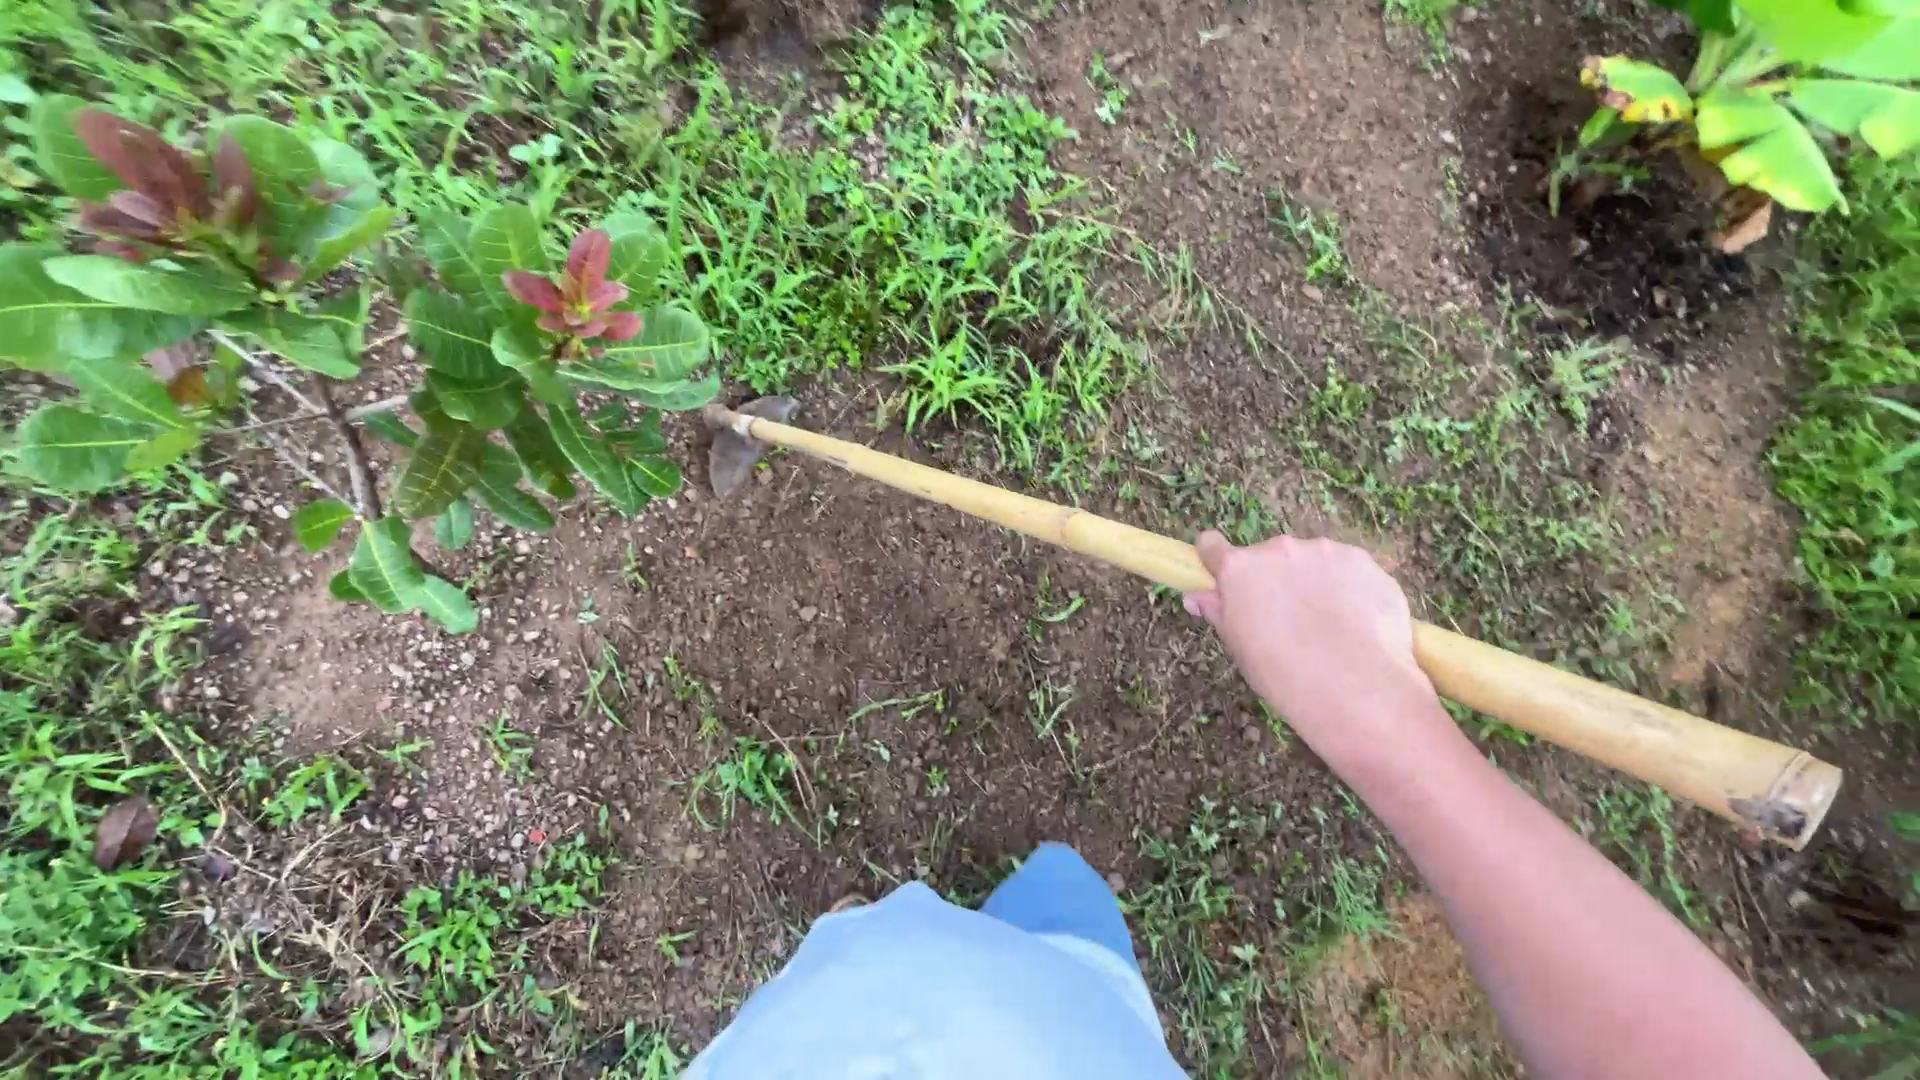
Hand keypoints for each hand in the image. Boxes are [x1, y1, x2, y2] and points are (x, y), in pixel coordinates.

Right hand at [1183, 531, 1457, 771]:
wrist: (1356, 686)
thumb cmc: (1284, 673)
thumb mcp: (1240, 647)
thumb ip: (1219, 612)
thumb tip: (1198, 597)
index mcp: (1239, 569)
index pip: (1211, 546)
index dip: (1216, 562)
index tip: (1223, 580)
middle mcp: (1278, 549)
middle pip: (1268, 557)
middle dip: (1274, 579)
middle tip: (1286, 620)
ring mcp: (1324, 551)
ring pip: (1311, 561)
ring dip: (1312, 581)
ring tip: (1329, 626)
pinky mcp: (1363, 561)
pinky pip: (1347, 569)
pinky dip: (1348, 588)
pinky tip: (1357, 624)